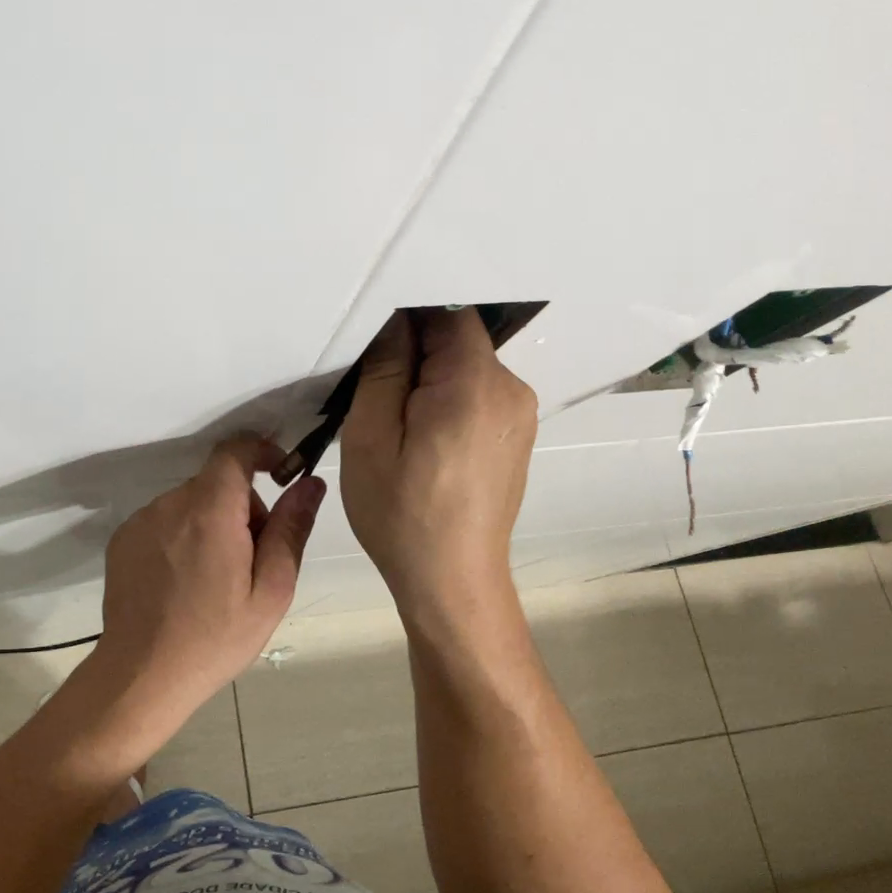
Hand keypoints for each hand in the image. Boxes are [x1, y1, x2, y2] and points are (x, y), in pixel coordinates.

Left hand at [89, 434, 326, 714]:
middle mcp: (169, 504)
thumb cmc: (215, 639)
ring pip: (190, 504)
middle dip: (242, 508)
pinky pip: (163, 523)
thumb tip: (309, 483)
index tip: (281, 476)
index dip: (263, 452)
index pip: (235, 450)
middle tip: (251, 563)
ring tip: (215, 582)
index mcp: (210, 510)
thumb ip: (290, 529)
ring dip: (211, 525)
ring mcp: (140, 522)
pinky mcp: (122, 541)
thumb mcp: (270, 590)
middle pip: (216, 483)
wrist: (142, 676)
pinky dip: (182, 539)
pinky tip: (184, 585)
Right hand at [340, 308, 537, 607]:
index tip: (372, 347)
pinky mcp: (517, 436)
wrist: (452, 581)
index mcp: (475, 382)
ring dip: (430, 381)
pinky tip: (423, 443)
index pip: (448, 310)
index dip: (406, 318)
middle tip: (375, 393)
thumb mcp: (370, 438)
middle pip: (459, 338)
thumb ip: (384, 368)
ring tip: (397, 426)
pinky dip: (448, 404)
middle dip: (416, 354)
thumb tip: (395, 321)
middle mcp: (511, 388)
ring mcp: (521, 414)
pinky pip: (477, 397)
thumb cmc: (402, 515)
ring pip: (467, 368)